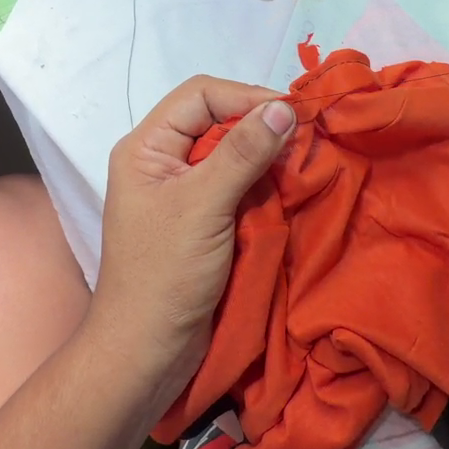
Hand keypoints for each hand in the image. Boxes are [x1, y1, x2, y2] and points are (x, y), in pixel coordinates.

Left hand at [82, 75, 296, 406]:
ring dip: (263, 152)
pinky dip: (261, 180)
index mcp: (146, 146)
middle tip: (302, 135)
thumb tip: (284, 107)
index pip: (199, 96)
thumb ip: (243, 153)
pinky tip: (286, 185)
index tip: (291, 113)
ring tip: (300, 157)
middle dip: (257, 122)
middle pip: (214, 118)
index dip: (244, 96)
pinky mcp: (199, 216)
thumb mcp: (204, 206)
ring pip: (228, 150)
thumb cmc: (165, 274)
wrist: (146, 353)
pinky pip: (233, 182)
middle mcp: (161, 159)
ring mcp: (179, 189)